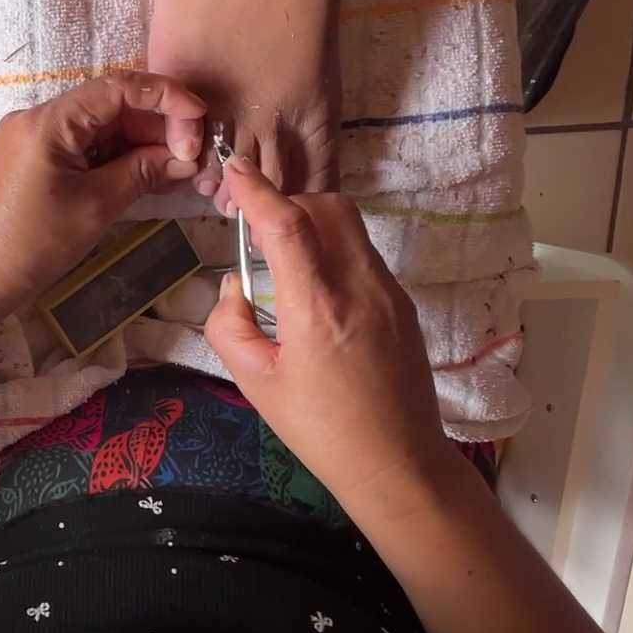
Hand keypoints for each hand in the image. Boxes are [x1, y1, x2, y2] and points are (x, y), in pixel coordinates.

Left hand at [0, 72, 205, 319]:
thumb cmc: (36, 244)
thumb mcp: (98, 206)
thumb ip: (143, 171)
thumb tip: (186, 158)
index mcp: (48, 121)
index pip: (118, 88)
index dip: (166, 98)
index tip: (200, 120)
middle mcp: (38, 118)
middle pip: (111, 106)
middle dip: (157, 128)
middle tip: (193, 157)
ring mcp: (34, 138)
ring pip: (101, 128)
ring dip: (141, 145)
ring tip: (179, 170)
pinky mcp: (35, 159)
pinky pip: (84, 147)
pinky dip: (117, 159)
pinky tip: (150, 175)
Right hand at [204, 156, 453, 502]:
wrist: (397, 462)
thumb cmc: (318, 428)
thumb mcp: (254, 382)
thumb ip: (230, 325)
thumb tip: (234, 287)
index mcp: (316, 309)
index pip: (288, 226)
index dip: (259, 191)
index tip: (235, 170)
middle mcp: (359, 288)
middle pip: (327, 207)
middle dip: (287, 202)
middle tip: (257, 233)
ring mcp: (388, 293)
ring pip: (349, 226)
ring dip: (310, 223)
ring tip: (282, 261)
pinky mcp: (402, 303)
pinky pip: (361, 253)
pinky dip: (331, 249)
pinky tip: (313, 289)